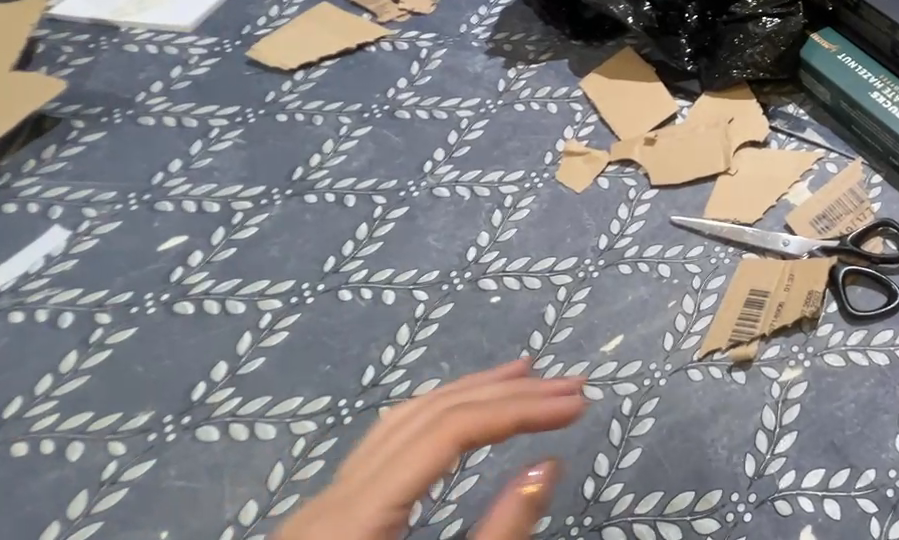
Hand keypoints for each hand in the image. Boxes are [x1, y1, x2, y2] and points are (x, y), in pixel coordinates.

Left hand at [278, 359, 588, 539]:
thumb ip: (497, 535)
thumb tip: (550, 465)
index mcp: (351, 520)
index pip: (450, 431)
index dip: (520, 409)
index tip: (579, 406)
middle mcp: (329, 498)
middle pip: (431, 415)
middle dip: (508, 394)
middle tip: (573, 385)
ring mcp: (320, 505)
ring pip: (404, 418)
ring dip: (473, 392)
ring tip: (528, 374)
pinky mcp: (324, 518)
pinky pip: (387, 441)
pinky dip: (438, 412)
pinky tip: (464, 409)